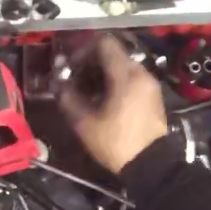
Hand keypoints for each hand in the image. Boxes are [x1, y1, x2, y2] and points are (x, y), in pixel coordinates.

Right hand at [58, 35, 167, 174]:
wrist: (150, 166)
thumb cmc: (116, 142)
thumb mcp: (84, 123)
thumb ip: (68, 97)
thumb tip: (57, 83)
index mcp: (126, 74)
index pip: (104, 43)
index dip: (83, 51)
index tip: (71, 68)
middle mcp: (141, 73)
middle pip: (113, 53)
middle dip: (90, 64)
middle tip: (75, 81)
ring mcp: (150, 84)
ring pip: (122, 65)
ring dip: (102, 73)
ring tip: (87, 93)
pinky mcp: (153, 96)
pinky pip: (131, 78)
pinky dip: (115, 82)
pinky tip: (104, 101)